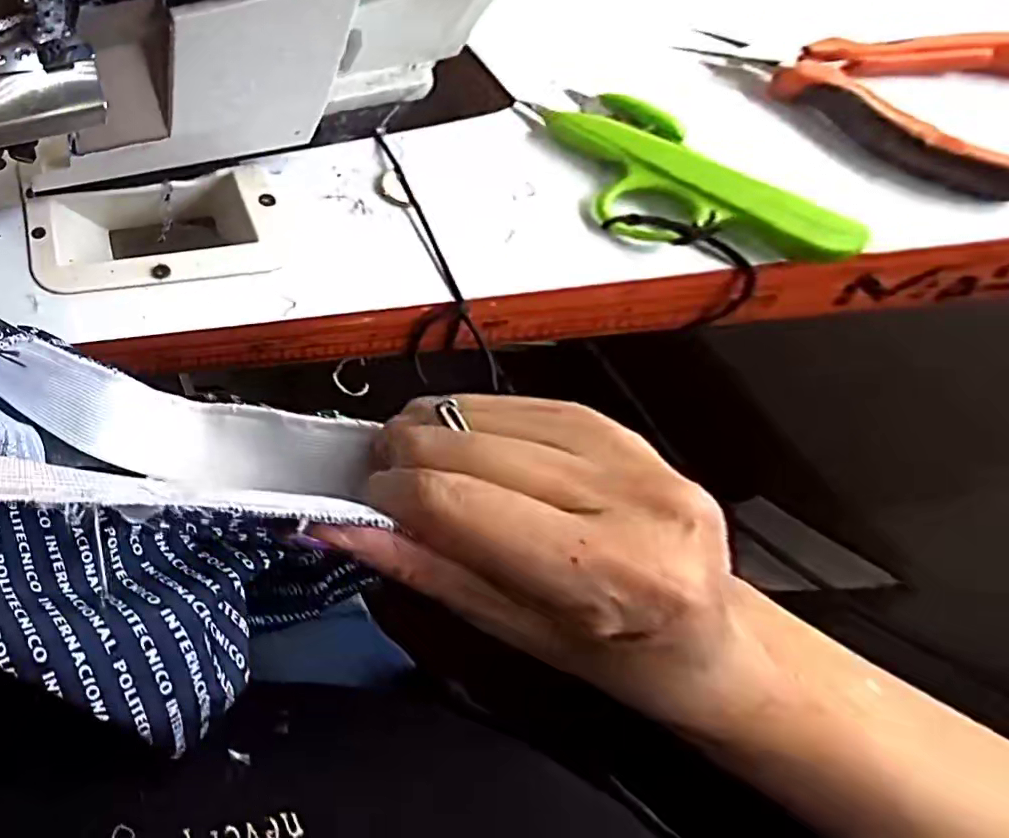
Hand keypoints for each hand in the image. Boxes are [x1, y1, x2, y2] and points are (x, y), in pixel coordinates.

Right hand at [315, 395, 774, 731]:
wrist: (716, 637)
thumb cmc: (614, 651)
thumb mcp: (507, 628)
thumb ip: (414, 566)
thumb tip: (335, 528)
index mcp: (611, 570)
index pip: (448, 497)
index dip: (387, 493)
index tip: (371, 504)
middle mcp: (629, 497)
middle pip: (449, 444)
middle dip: (397, 460)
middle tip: (393, 490)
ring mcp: (625, 450)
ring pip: (464, 412)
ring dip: (423, 436)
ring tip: (428, 471)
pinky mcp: (608, 422)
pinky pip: (495, 400)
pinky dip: (457, 423)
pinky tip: (463, 452)